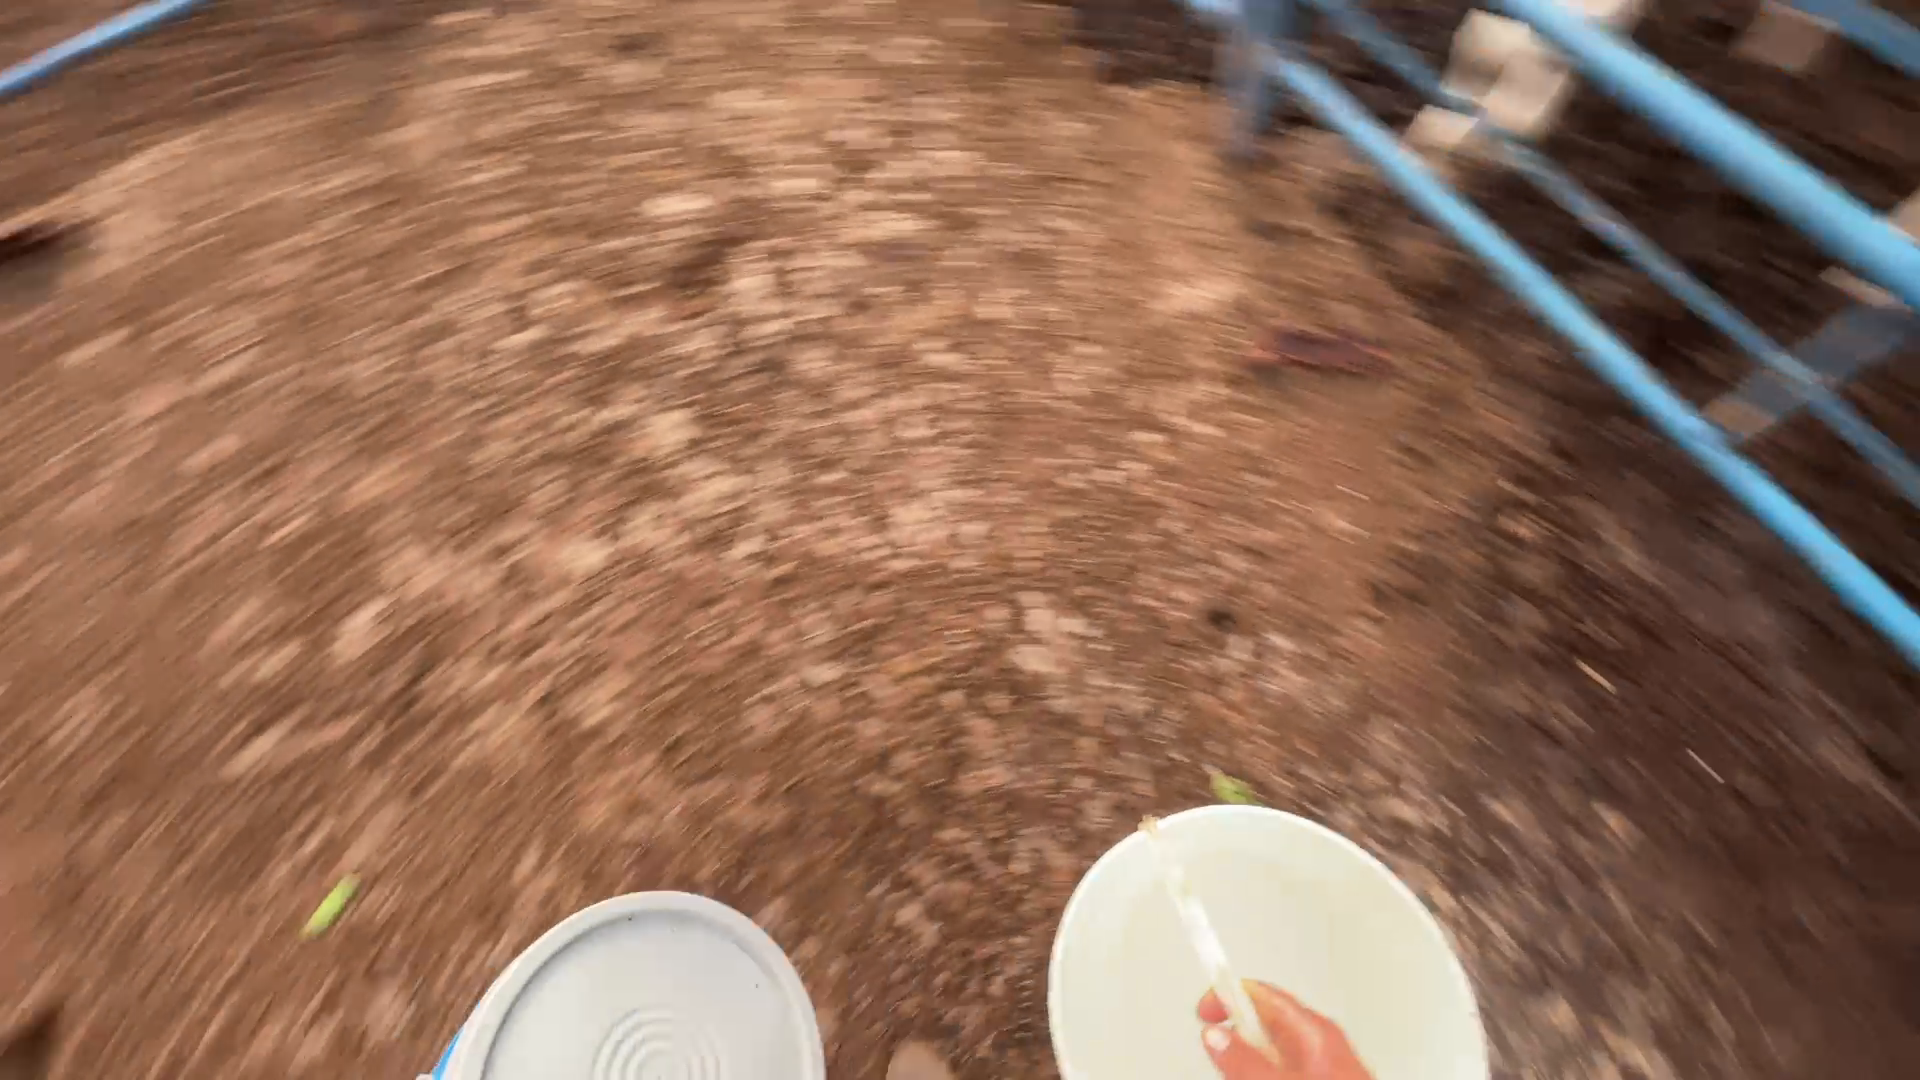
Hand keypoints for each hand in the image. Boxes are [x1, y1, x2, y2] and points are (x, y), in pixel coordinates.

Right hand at [1196, 982, 1373, 1079]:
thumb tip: (1215, 1035)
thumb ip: (1245, 1061)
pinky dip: (1266, 1078)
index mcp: (1313, 1031)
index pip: (1259, 993)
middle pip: (1263, 1028)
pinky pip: (1282, 1074)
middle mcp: (1320, 1046)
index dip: (1226, 996)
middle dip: (1238, 1047)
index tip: (1203, 1012)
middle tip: (1225, 1067)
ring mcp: (1324, 1072)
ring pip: (1271, 1060)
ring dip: (1252, 1071)